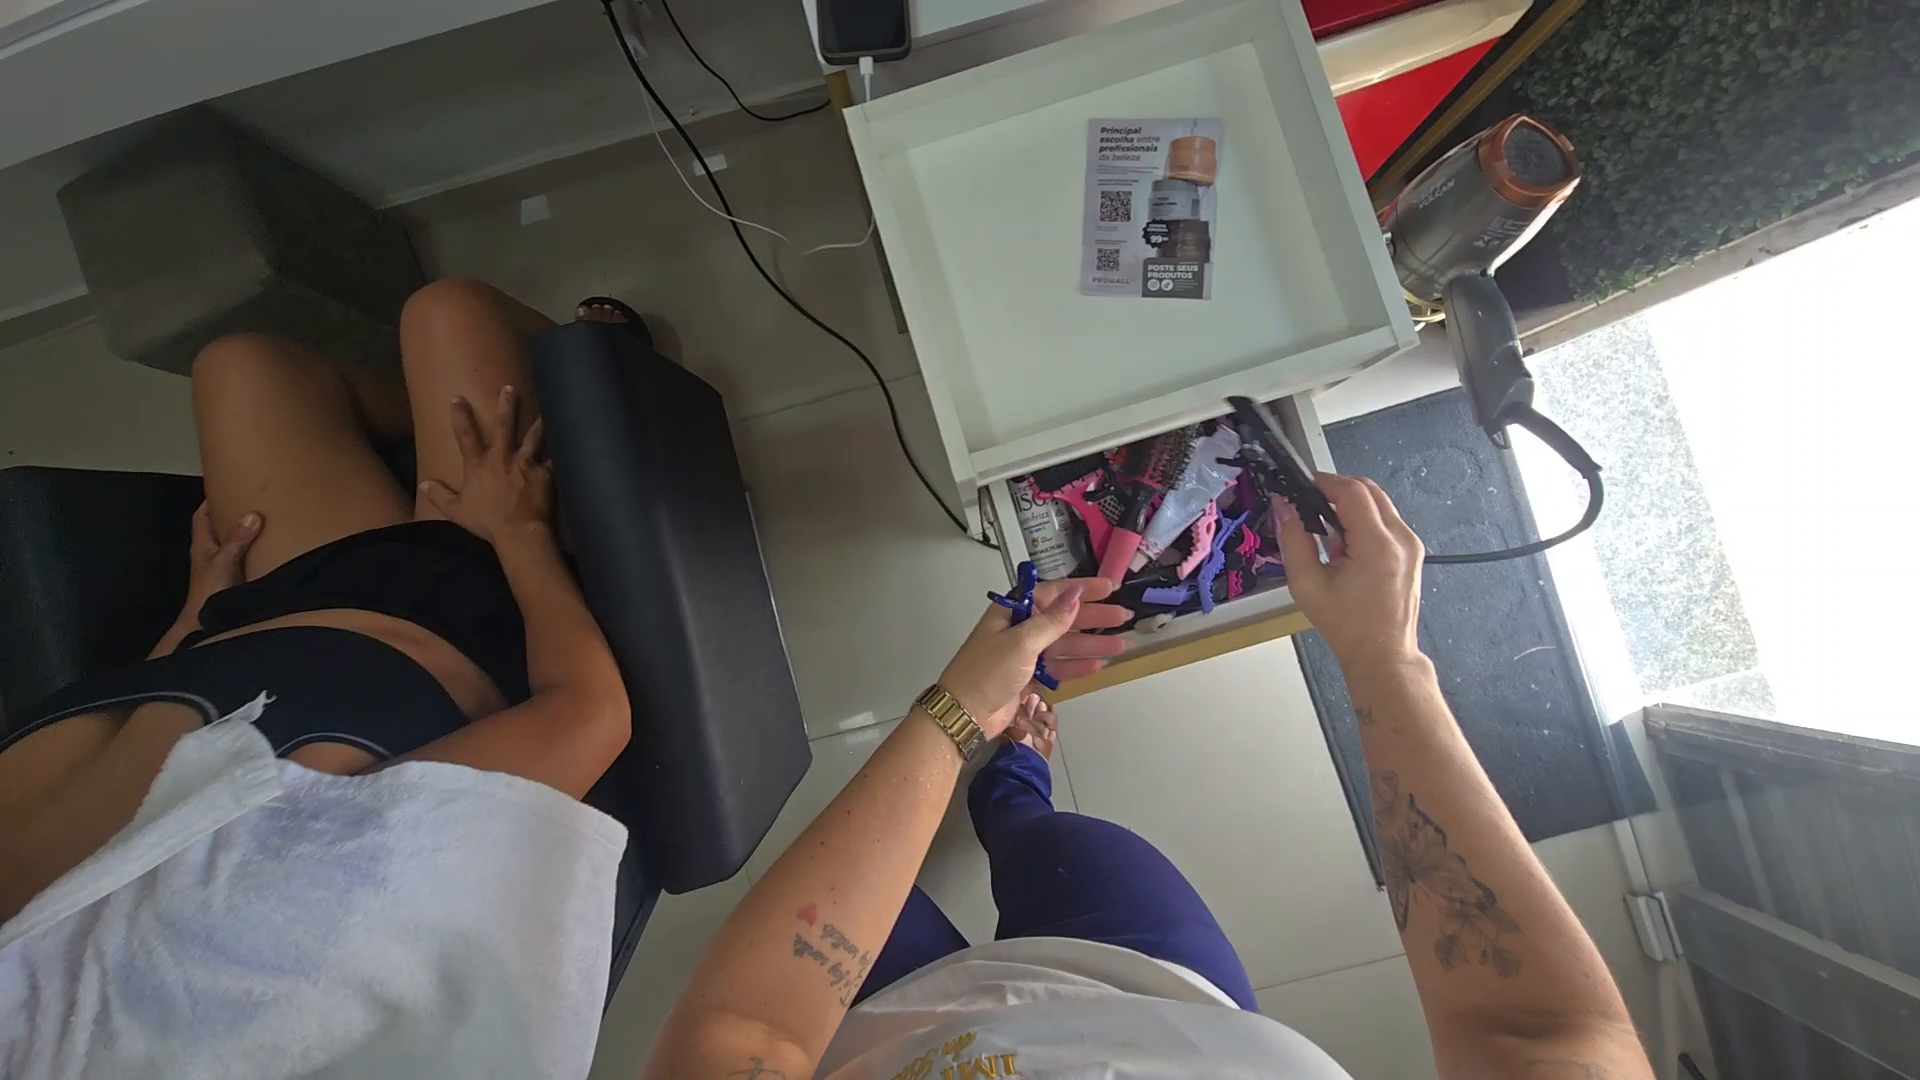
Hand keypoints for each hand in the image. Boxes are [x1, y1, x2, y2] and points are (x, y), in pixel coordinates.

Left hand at [180, 501, 261, 628]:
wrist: (207, 620)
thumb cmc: (210, 591)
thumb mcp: (224, 562)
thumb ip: (237, 540)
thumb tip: (252, 515)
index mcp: (203, 545)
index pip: (203, 516)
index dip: (211, 501)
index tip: (225, 485)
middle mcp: (212, 552)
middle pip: (220, 526)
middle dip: (233, 512)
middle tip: (253, 499)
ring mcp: (224, 564)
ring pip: (235, 540)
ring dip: (247, 530)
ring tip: (267, 519)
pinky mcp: (237, 574)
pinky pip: (248, 554)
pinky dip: (258, 546)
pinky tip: (273, 545)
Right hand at [419, 385, 552, 545]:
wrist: (519, 531)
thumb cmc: (487, 522)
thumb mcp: (456, 510)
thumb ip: (440, 495)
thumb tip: (423, 485)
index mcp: (478, 465)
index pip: (465, 434)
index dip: (460, 415)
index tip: (458, 398)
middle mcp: (502, 458)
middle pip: (505, 426)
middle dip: (506, 405)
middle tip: (510, 388)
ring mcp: (526, 464)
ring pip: (534, 437)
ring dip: (540, 422)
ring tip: (548, 409)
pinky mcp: (545, 473)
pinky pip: (554, 459)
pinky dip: (561, 451)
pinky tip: (571, 442)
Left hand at [935, 577, 1129, 737]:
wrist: (964, 714)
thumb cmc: (987, 671)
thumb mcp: (1021, 642)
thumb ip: (1052, 620)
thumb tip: (1075, 593)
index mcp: (1012, 611)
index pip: (1052, 593)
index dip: (1081, 590)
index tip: (1109, 587)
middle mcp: (1019, 629)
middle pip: (1061, 619)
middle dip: (1092, 617)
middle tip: (1123, 616)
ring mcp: (1024, 654)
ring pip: (1064, 645)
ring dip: (1091, 644)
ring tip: (1121, 645)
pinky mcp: (1028, 677)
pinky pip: (1058, 667)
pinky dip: (1077, 666)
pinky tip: (1098, 664)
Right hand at [1274, 473, 1423, 668]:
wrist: (1382, 652)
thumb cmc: (1343, 624)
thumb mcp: (1306, 583)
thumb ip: (1293, 539)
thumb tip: (1283, 505)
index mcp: (1377, 546)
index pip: (1352, 492)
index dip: (1323, 481)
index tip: (1299, 484)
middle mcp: (1402, 539)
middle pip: (1369, 490)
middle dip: (1335, 489)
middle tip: (1306, 503)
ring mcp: (1411, 544)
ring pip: (1378, 502)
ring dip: (1348, 505)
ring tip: (1323, 531)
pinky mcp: (1411, 550)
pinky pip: (1384, 519)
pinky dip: (1361, 520)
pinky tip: (1343, 545)